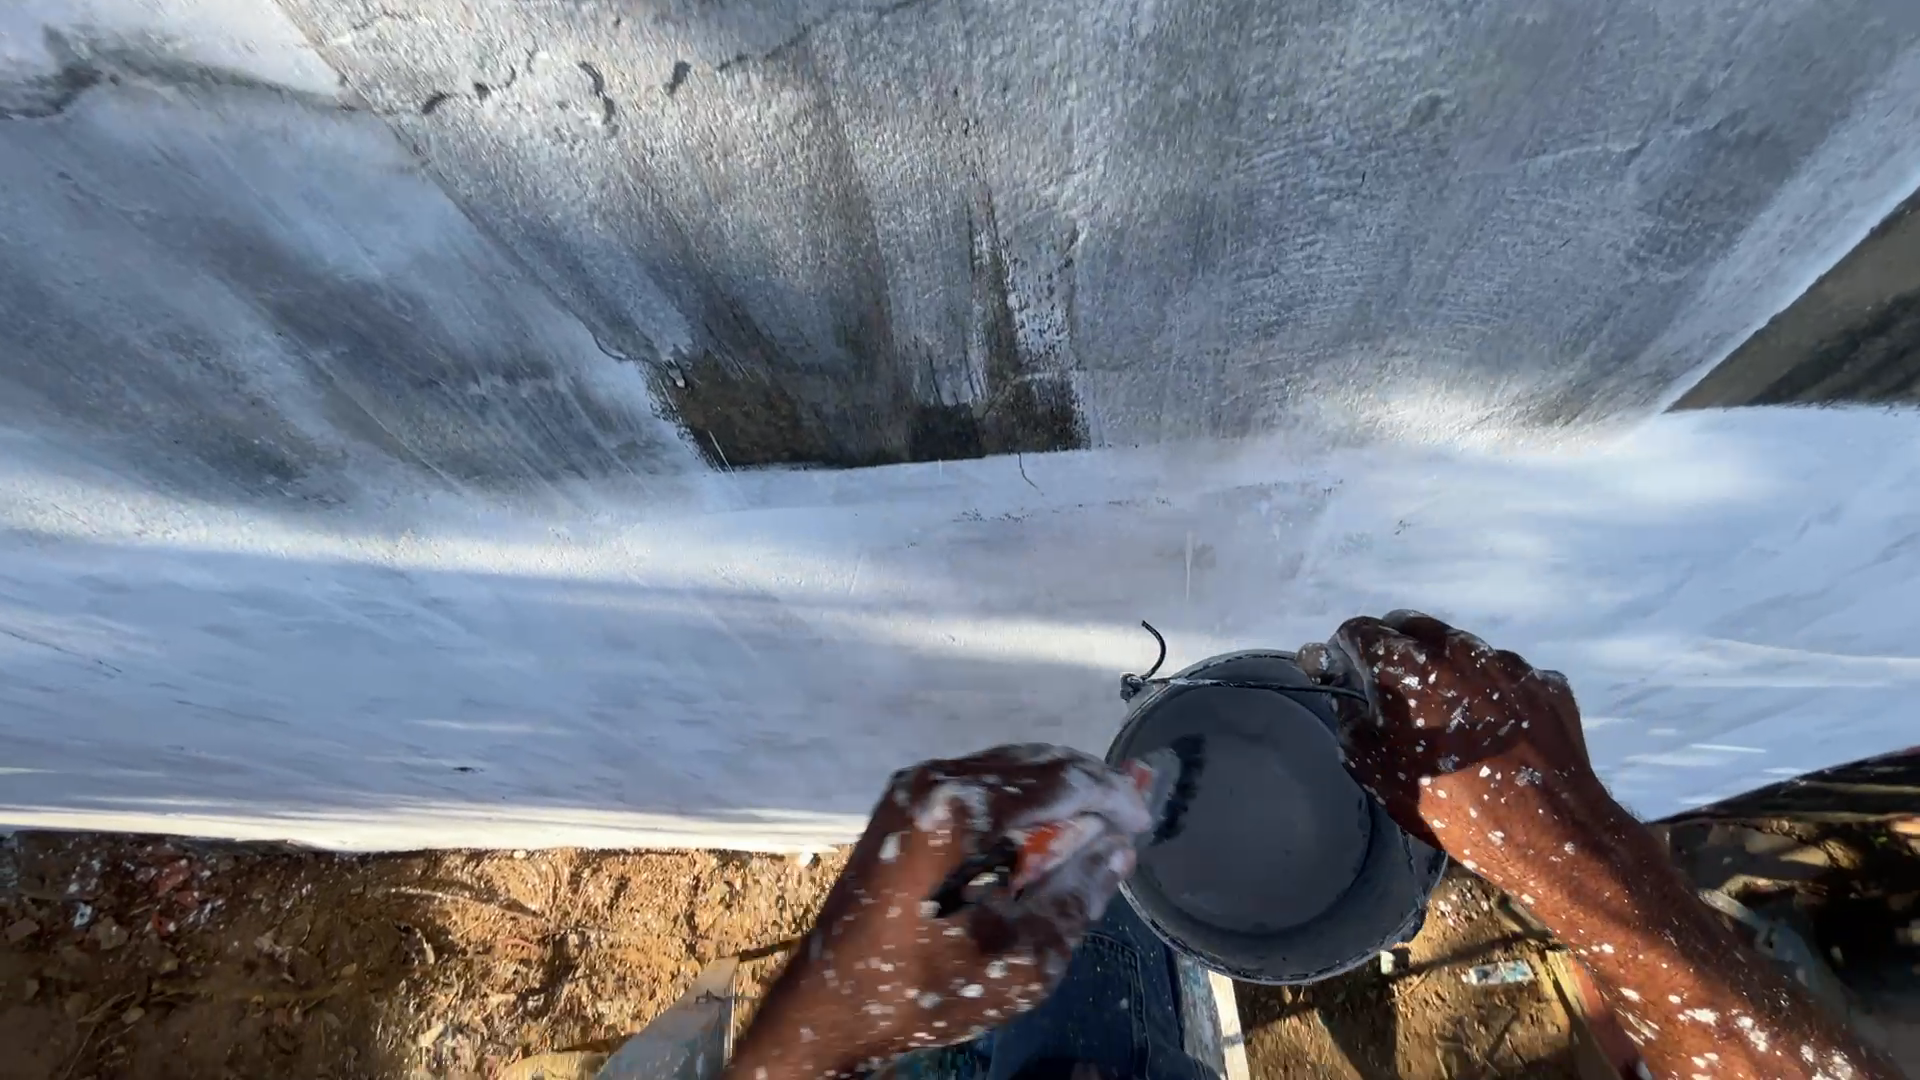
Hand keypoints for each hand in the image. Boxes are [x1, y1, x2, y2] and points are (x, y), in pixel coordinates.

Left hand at [725, 745, 1152, 1079]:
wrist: (825, 1007)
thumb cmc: (921, 994)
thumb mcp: (1017, 962)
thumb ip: (1076, 895)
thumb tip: (1119, 846)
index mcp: (958, 810)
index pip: (1059, 782)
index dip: (1112, 796)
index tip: (1146, 820)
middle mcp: (935, 777)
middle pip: (1036, 762)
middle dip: (1087, 787)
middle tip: (1127, 821)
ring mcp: (915, 782)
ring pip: (1010, 766)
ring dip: (1056, 791)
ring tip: (1093, 828)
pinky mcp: (906, 797)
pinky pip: (982, 780)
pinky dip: (1021, 800)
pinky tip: (1039, 834)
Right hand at [1297, 610, 1610, 894]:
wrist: (1552, 837)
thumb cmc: (1448, 803)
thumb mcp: (1372, 770)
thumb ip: (1349, 723)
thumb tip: (1348, 701)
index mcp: (1402, 663)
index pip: (1357, 630)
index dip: (1343, 651)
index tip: (1344, 675)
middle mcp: (1453, 649)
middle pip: (1407, 624)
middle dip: (1390, 646)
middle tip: (1390, 687)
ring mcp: (1505, 662)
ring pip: (1457, 645)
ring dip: (1440, 665)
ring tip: (1445, 708)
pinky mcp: (1544, 683)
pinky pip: (1502, 672)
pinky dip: (1487, 687)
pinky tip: (1490, 724)